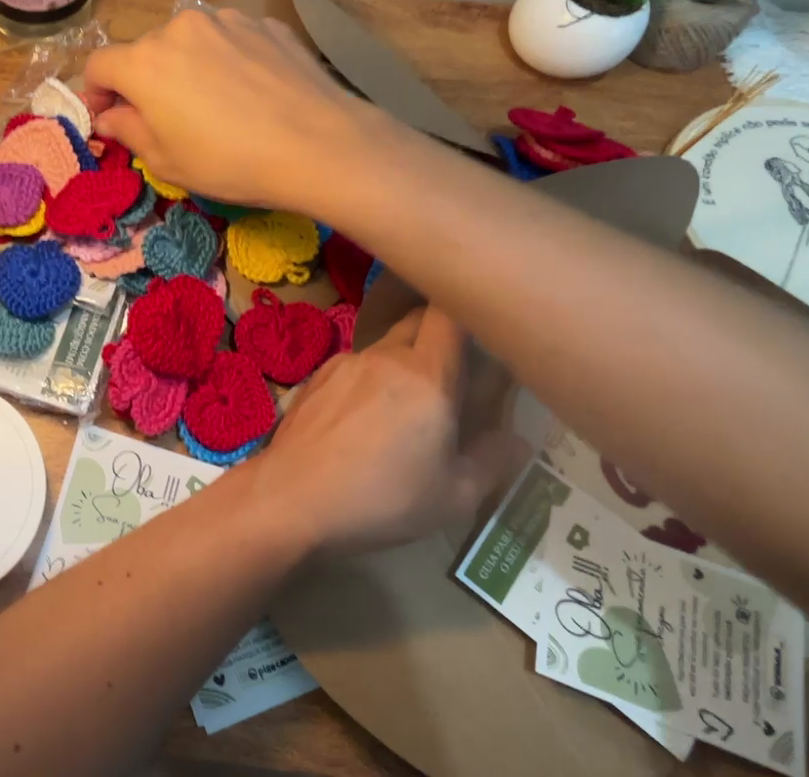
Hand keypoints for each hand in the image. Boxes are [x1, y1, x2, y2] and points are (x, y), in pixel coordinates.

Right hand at [82, 7, 369, 215]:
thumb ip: (128, 131)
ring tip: (214, 105)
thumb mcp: (166, 161)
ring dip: (187, 68)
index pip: (98, 65)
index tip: (108, 117)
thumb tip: (110, 117)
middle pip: (145, 52)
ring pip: (189, 43)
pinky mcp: (265, 24)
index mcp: (144, 62)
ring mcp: (227, 20)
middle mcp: (180, 29)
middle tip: (165, 120)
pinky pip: (229, 41)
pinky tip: (249, 94)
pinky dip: (226, 61)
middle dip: (144, 82)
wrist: (318, 145)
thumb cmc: (229, 161)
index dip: (95, 93)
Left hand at [247, 306, 529, 555]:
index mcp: (426, 374)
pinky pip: (354, 367)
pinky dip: (368, 380)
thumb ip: (493, 462)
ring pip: (384, 347)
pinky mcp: (315, 378)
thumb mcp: (454, 497)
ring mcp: (343, 363)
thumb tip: (517, 440)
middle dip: (439, 336)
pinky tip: (363, 418)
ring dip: (401, 363)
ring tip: (406, 405)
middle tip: (455, 372)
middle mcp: (384, 356)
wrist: (290, 498)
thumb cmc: (381, 498)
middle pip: (417, 323)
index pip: (450, 314)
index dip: (468, 310)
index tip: (485, 327)